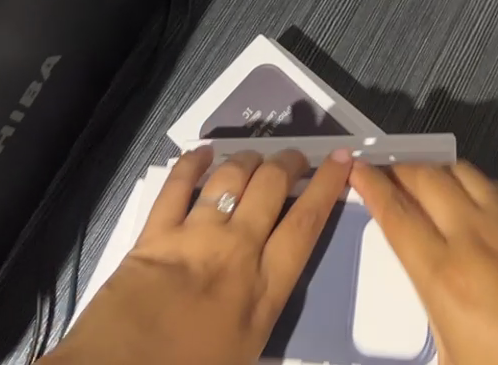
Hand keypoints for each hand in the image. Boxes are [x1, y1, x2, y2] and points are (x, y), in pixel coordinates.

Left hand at [46, 145, 352, 364]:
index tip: (341, 159)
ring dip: (249, 159)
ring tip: (256, 156)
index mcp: (263, 290)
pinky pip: (179, 186)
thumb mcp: (247, 352)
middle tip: (296, 157)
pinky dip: (193, 163)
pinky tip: (204, 152)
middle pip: (272, 188)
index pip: (306, 224)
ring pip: (231, 178)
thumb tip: (271, 284)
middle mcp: (237, 252)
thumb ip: (262, 308)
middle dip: (289, 163)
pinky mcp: (155, 234)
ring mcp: (195, 238)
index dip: (327, 186)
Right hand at [352, 161, 497, 364]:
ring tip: (416, 174)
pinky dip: (468, 179)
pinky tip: (464, 192)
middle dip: (397, 167)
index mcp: (444, 276)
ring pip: (458, 170)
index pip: (397, 215)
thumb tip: (398, 335)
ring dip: (433, 168)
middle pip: (424, 178)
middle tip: (379, 168)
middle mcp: (471, 237)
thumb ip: (421, 338)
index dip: (371, 186)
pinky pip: (490, 183)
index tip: (355, 169)